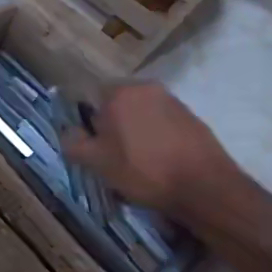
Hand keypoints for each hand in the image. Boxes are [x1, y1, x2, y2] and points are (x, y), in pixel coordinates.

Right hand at [63, 82, 244, 219]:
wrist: (204, 185)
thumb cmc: (144, 170)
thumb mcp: (99, 163)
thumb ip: (76, 144)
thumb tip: (67, 133)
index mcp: (119, 92)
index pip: (93, 97)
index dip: (91, 123)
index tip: (96, 147)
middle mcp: (145, 86)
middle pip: (119, 103)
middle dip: (115, 126)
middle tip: (116, 157)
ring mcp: (171, 99)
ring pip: (142, 113)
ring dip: (137, 131)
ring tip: (141, 164)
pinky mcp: (191, 115)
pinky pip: (163, 121)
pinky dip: (158, 136)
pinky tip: (163, 162)